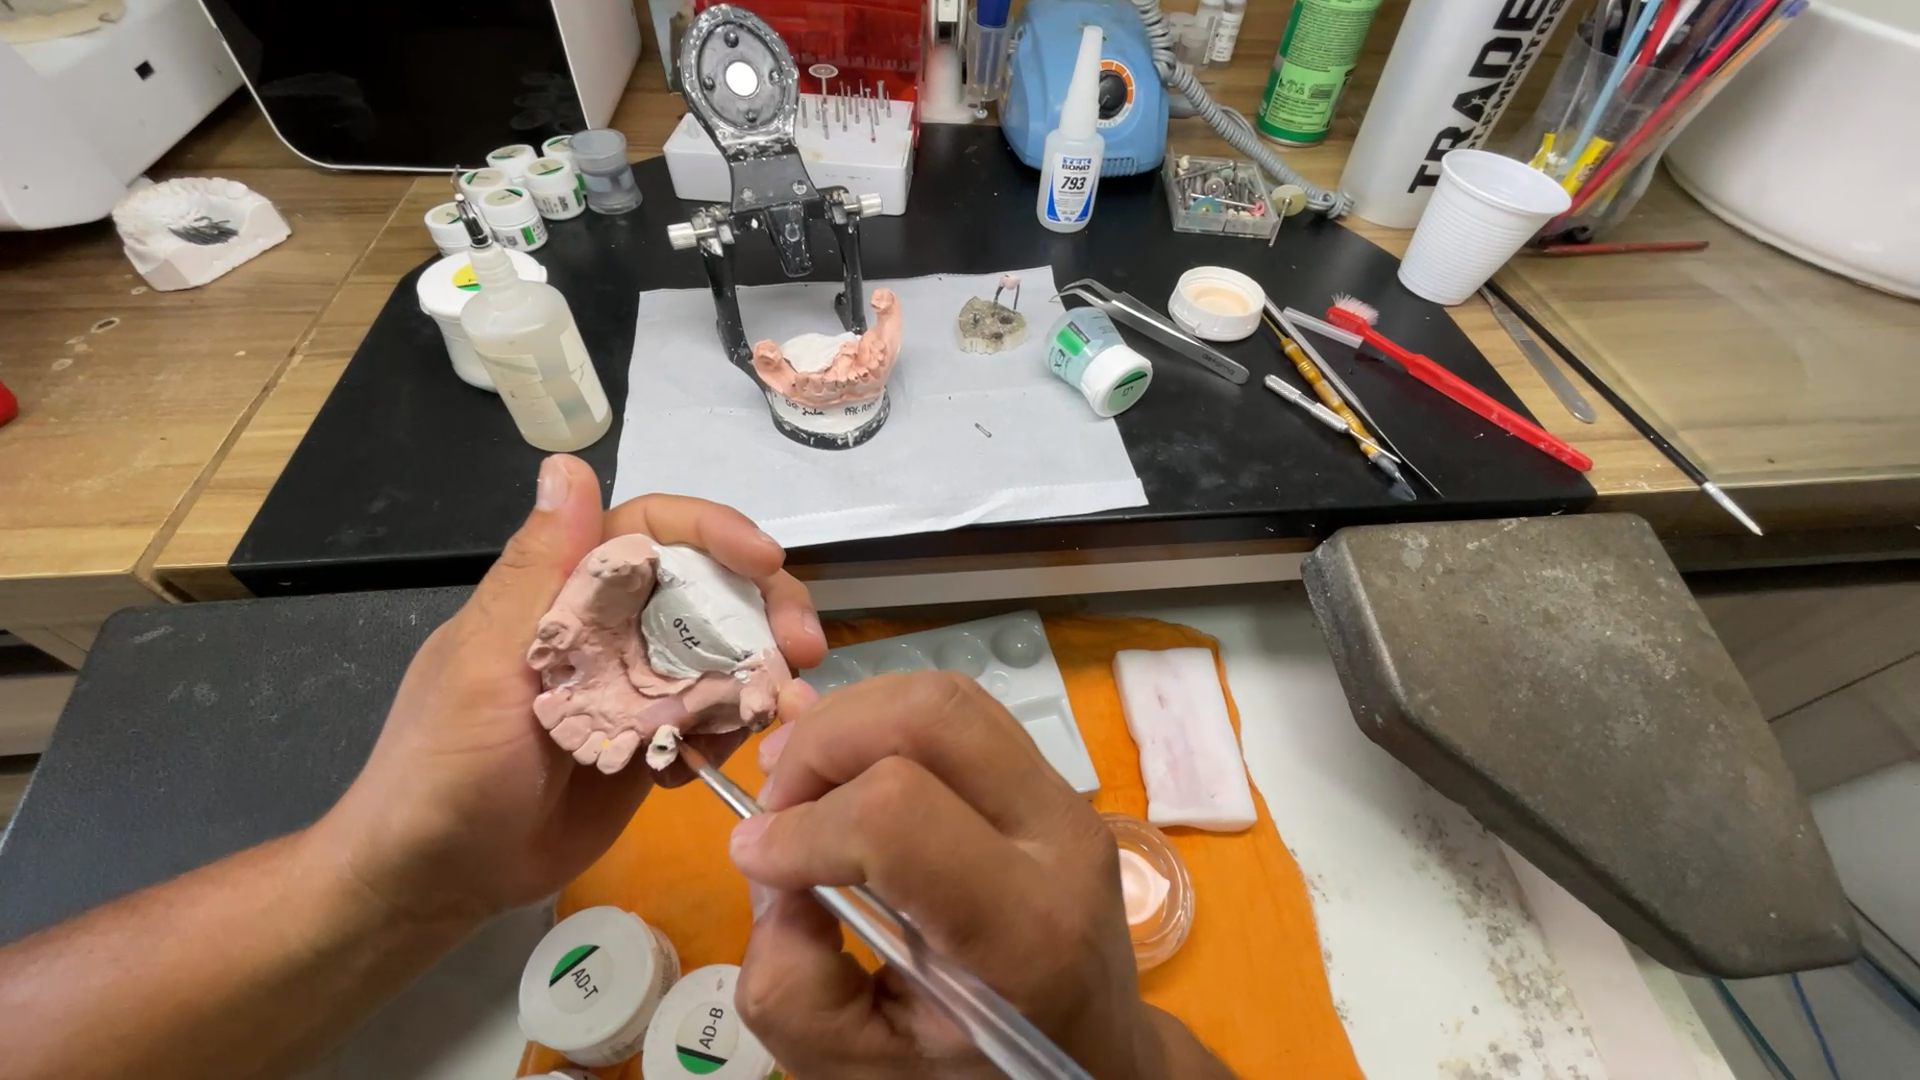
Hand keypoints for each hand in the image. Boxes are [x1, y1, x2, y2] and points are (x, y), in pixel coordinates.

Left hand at [313, 454, 826, 927]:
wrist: (439, 883)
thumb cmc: (443, 770)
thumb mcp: (482, 666)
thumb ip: (536, 573)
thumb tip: (568, 463)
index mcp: (571, 592)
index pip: (654, 529)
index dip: (716, 532)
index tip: (767, 562)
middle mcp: (617, 625)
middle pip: (712, 587)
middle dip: (769, 607)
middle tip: (807, 648)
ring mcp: (645, 682)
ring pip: (729, 650)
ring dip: (768, 670)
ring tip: (792, 706)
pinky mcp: (661, 734)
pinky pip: (719, 714)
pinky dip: (741, 726)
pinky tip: (742, 751)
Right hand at [728, 673, 1162, 1079]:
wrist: (1092, 1051)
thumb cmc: (979, 1071)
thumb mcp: (866, 1069)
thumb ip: (793, 988)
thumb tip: (774, 863)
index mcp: (1025, 932)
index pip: (900, 816)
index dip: (807, 825)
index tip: (756, 853)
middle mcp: (1059, 838)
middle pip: (932, 718)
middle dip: (827, 740)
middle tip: (777, 795)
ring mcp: (1063, 794)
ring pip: (946, 696)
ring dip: (852, 717)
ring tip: (802, 771)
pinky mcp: (1049, 773)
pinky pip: (960, 707)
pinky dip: (885, 714)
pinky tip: (849, 759)